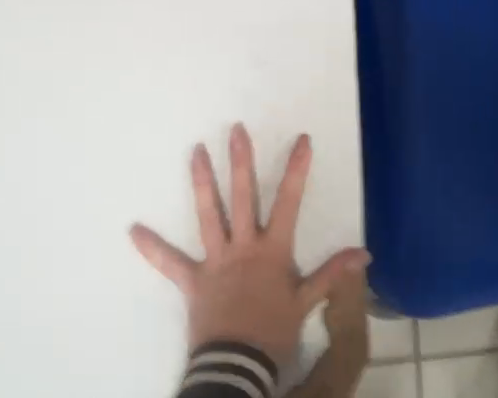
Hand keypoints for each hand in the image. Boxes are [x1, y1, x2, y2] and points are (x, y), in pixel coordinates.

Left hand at [130, 125, 369, 371]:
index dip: (296, 169)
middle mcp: (243, 247)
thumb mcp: (306, 302)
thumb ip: (331, 273)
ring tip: (195, 151)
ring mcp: (215, 261)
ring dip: (201, 182)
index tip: (301, 139)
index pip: (288, 201)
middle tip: (236, 130)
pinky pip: (169, 262)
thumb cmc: (273, 331)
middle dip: (240, 162)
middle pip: (242, 197)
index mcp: (273, 250)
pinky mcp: (193, 280)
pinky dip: (152, 247)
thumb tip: (364, 254)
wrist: (237, 367)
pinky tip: (133, 229)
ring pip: (208, 216)